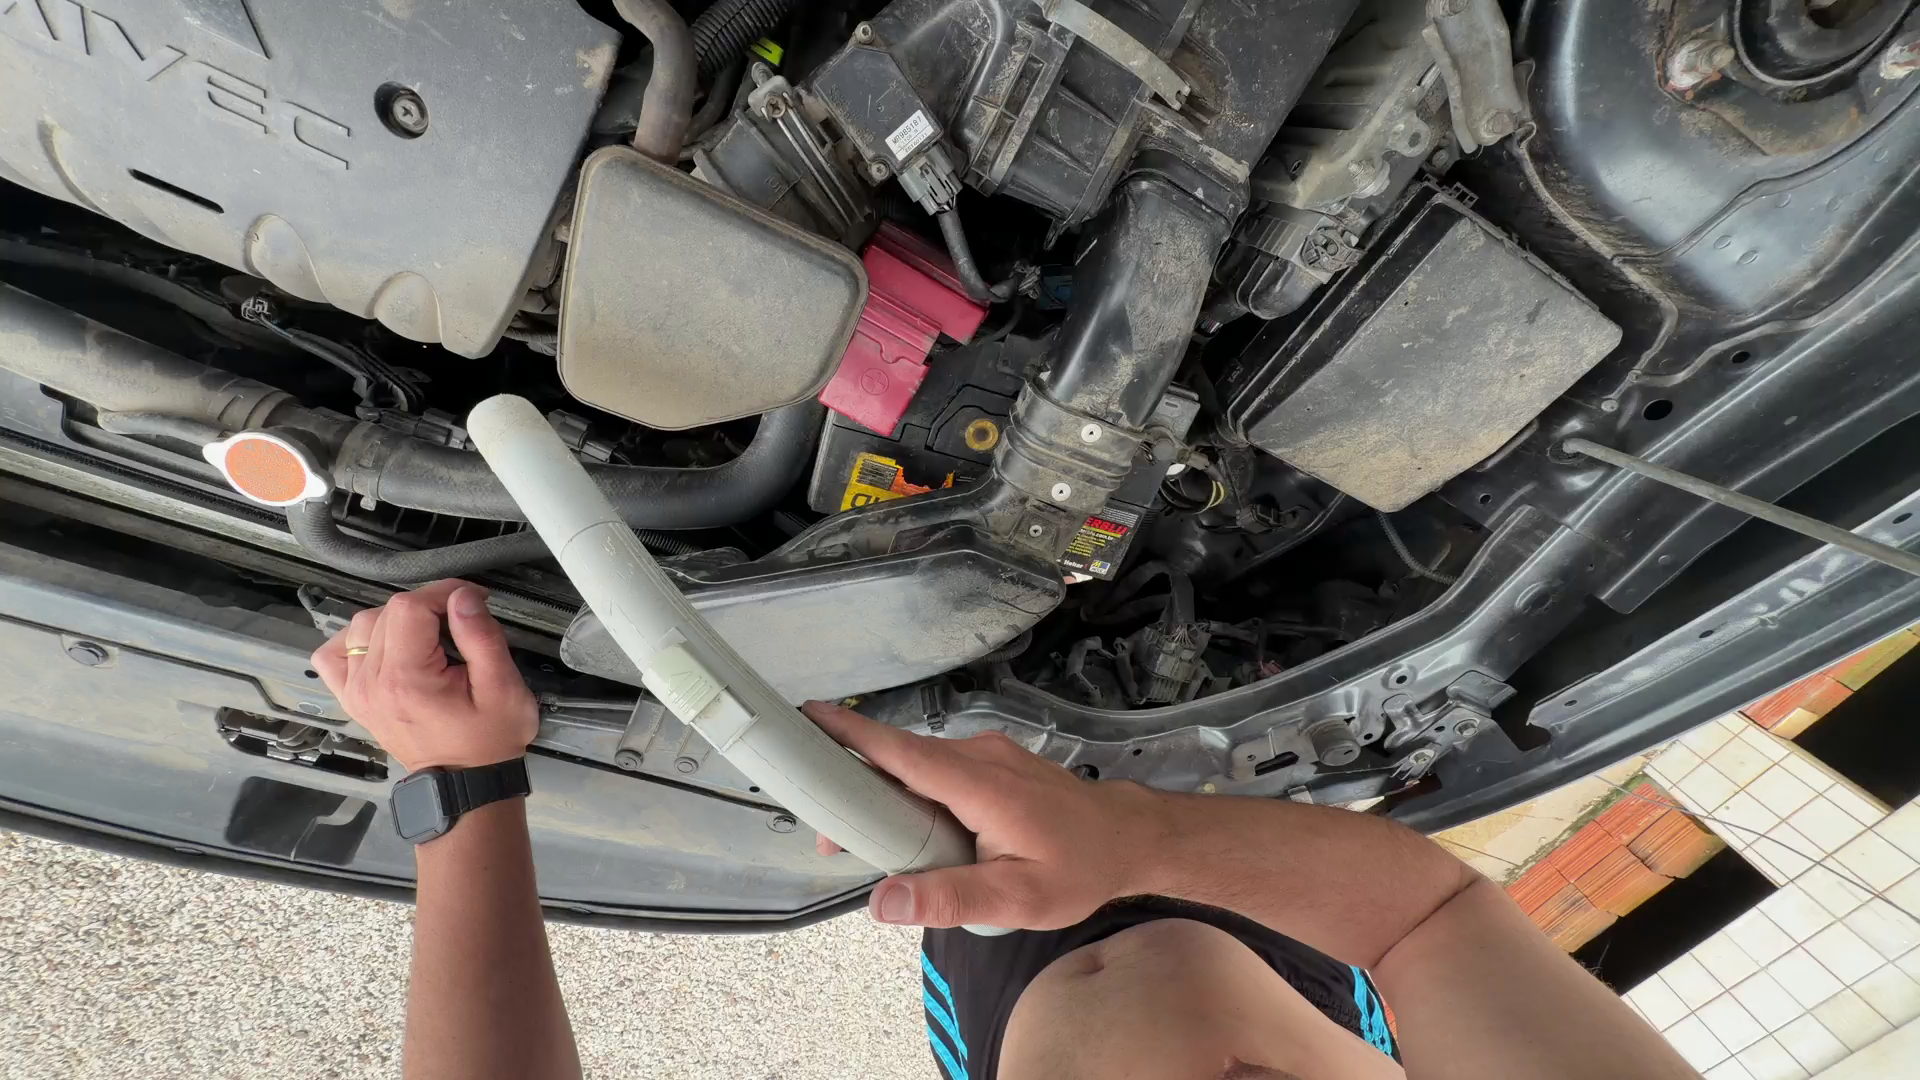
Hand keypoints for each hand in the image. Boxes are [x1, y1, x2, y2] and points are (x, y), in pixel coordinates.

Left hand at [311, 579, 537, 772]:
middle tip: (462, 618)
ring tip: (431, 632)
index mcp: (407, 678)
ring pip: (359, 626)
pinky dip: (357, 639)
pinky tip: (388, 643)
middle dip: (428, 604)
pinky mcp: (352, 697)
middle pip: (384, 612)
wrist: (466, 779)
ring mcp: (354, 691)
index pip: (409, 607)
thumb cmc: (491, 734)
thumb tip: (464, 596)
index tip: (475, 599)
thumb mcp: (502, 685)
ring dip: (397, 618)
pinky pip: (334, 653)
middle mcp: (370, 683)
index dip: (443, 591)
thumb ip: (481, 636)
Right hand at [803, 701, 1167, 929]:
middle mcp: (978, 755)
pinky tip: (909, 821)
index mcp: (979, 783)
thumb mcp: (1017, 896)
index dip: (853, 734)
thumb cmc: (1078, 867)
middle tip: (825, 825)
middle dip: (855, 780)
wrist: (1125, 835)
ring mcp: (987, 753)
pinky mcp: (992, 761)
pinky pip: (939, 767)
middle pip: (901, 757)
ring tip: (861, 833)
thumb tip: (881, 901)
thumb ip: (949, 898)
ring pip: (919, 763)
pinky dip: (913, 787)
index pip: (902, 752)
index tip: (810, 717)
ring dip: (885, 788)